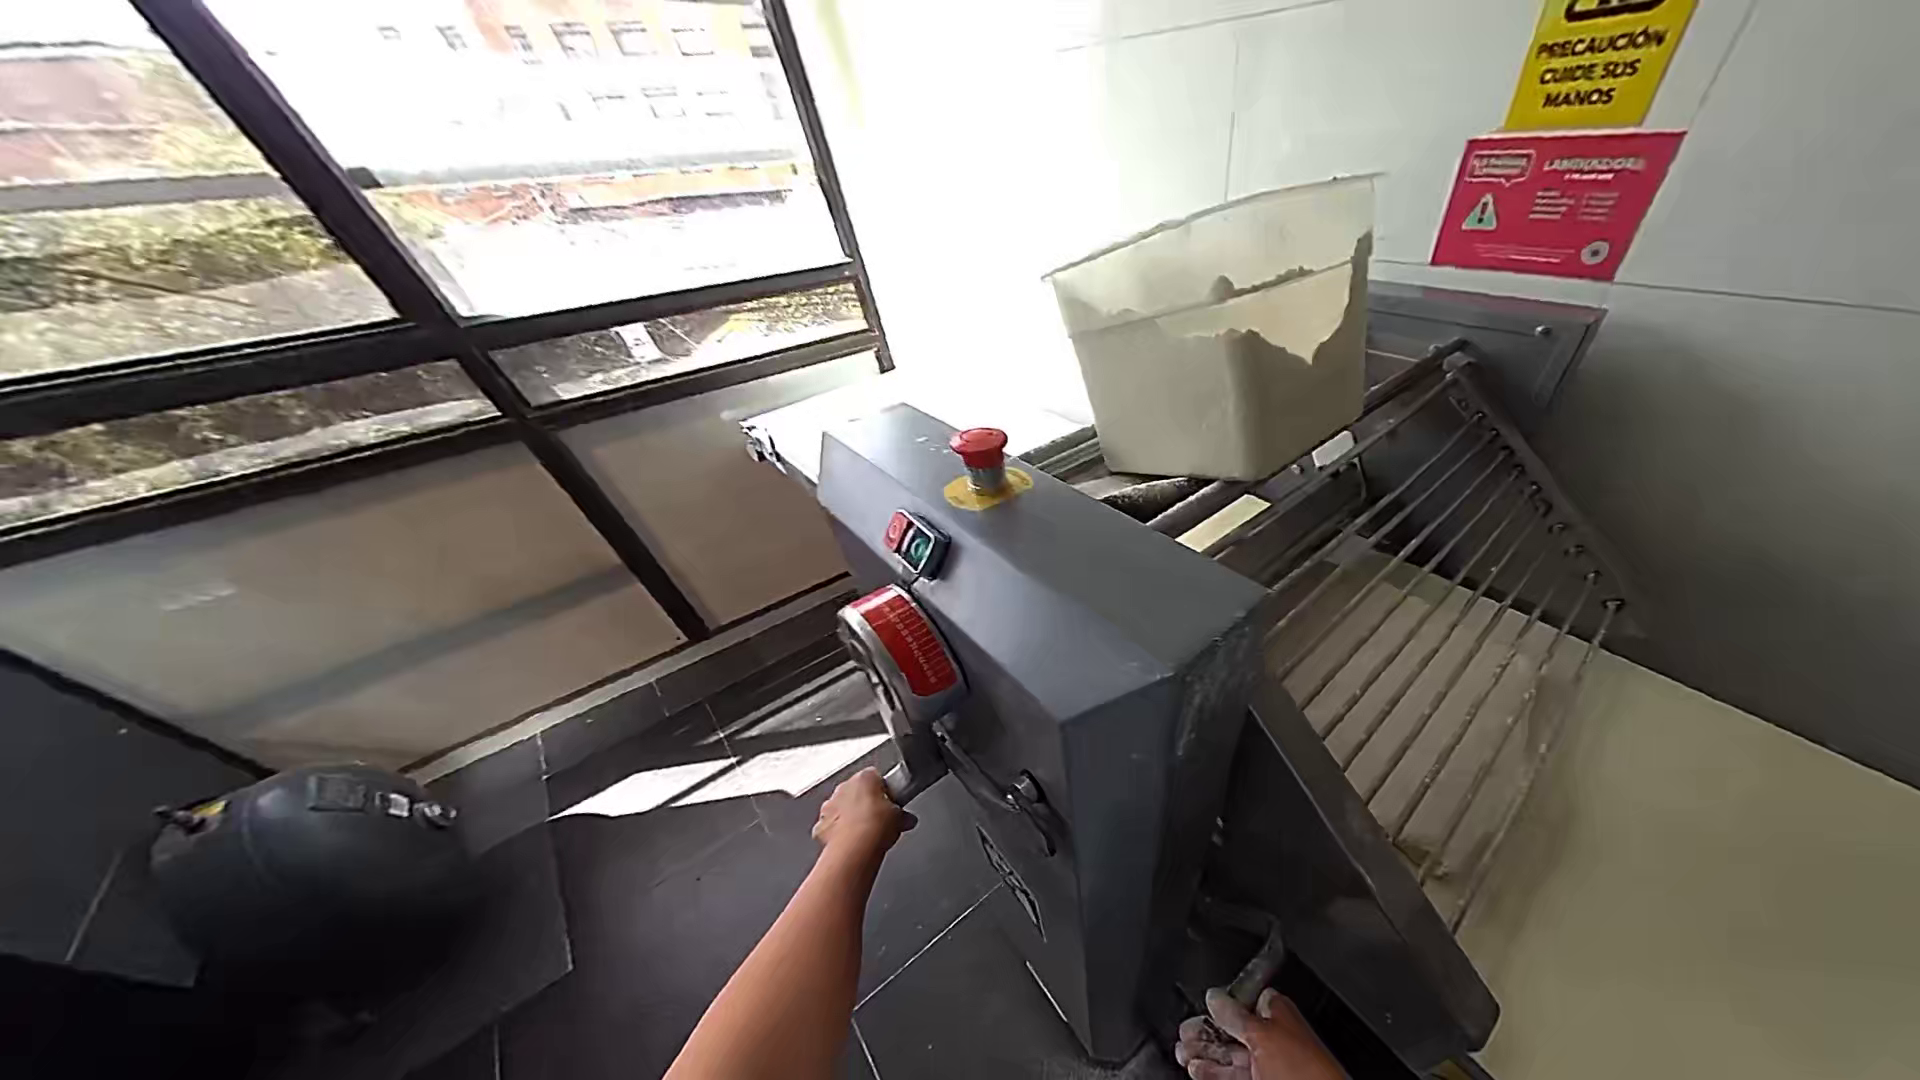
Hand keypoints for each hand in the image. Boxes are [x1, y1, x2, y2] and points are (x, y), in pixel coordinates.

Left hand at [812, 767, 913, 859]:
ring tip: (864, 834)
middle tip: (878, 819)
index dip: (884, 791)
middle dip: (864, 803)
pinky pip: (830, 826)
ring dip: (849, 817)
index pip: (875, 777)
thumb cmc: (876, 826)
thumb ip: (903, 815)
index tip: (889, 803)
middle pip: (856, 791)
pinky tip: (849, 843)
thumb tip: (908, 819)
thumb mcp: (900, 817)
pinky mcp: (821, 825)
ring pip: (840, 807)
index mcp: (864, 778)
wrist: (856, 850)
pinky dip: (837, 833)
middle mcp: (844, 787)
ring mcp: (830, 806)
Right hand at [1175, 988, 1344, 1079]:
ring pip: (1229, 1054)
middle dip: (1205, 1031)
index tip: (1201, 1007)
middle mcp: (1273, 1038)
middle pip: (1231, 1028)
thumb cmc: (1307, 1073)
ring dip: (1204, 1053)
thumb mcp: (1263, 1035)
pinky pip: (1233, 1075)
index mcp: (1277, 1014)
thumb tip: (1214, 996)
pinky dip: (1212, 1073)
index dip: (1220, 1003)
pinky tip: (1197, 1071)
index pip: (1242, 999)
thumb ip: (1234, 1014)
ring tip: (1183, 1053)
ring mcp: (1269, 1067)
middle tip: (1184, 1033)